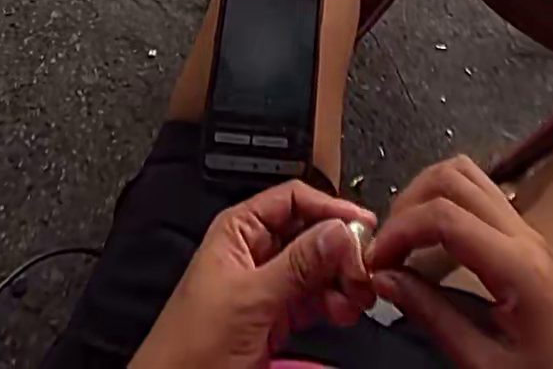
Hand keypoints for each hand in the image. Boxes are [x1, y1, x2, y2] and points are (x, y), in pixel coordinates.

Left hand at [130, 180, 377, 368]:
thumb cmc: (189, 354)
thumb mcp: (249, 301)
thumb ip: (298, 264)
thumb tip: (340, 230)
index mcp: (241, 229)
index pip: (295, 199)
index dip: (329, 207)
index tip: (361, 224)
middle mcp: (256, 249)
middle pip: (310, 231)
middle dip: (339, 247)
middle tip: (363, 267)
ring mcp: (267, 282)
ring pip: (316, 264)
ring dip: (341, 276)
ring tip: (358, 294)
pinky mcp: (275, 314)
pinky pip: (313, 295)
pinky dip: (333, 301)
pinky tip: (346, 308)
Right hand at [367, 157, 552, 368]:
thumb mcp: (483, 365)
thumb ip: (433, 316)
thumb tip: (384, 277)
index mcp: (518, 266)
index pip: (446, 216)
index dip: (400, 230)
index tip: (373, 261)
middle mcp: (523, 233)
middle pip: (452, 178)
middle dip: (408, 205)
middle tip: (385, 248)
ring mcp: (525, 227)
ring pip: (465, 173)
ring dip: (424, 193)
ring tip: (402, 237)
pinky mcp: (522, 232)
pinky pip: (477, 190)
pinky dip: (444, 197)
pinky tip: (429, 234)